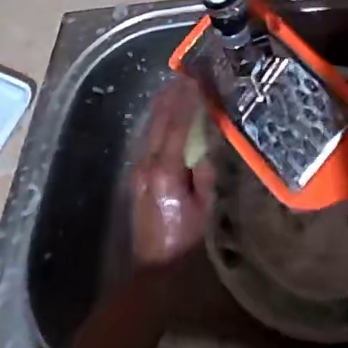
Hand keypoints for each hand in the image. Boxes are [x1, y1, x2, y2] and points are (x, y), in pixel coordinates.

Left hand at [129, 77, 216, 266]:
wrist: (154, 275)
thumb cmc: (187, 245)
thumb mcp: (206, 209)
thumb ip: (207, 173)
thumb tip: (209, 142)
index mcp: (166, 169)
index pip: (178, 124)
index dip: (188, 99)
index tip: (199, 78)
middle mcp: (147, 164)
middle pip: (160, 121)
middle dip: (173, 95)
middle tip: (187, 72)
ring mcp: (139, 171)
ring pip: (151, 128)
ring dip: (164, 105)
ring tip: (177, 84)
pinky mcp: (137, 178)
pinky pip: (149, 140)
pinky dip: (159, 121)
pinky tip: (166, 114)